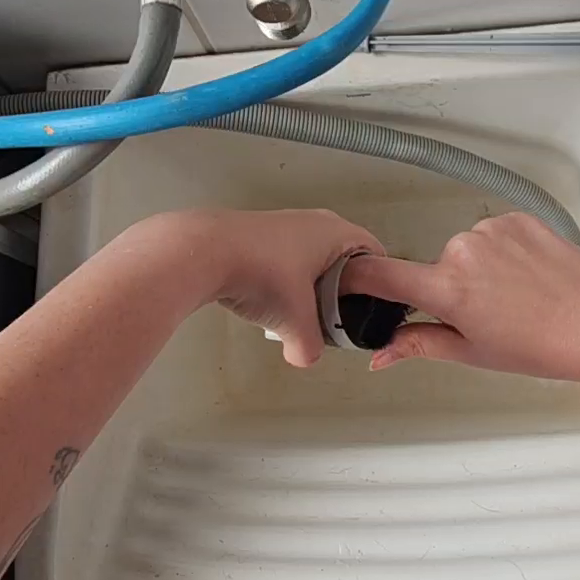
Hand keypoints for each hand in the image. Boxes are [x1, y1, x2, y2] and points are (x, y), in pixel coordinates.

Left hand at [137, 208, 381, 367]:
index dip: (378, 285)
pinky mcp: (257, 232)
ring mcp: (284, 223)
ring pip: (311, 261)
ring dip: (308, 287)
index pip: (376, 254)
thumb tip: (303, 358)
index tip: (369, 311)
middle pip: (343, 260)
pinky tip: (266, 300)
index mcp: (337, 232)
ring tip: (296, 313)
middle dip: (341, 291)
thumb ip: (309, 347)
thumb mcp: (295, 324)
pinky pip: (284, 259)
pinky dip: (281, 280)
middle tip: (333, 319)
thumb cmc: (262, 276)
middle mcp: (315, 221)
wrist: (201, 252)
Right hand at [339, 212, 579, 385]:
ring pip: (464, 251)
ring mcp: (493, 229)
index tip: (352, 287)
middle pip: (432, 266)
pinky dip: (502, 253)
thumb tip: (379, 356)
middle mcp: (464, 249)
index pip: (378, 274)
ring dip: (477, 270)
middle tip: (485, 315)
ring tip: (516, 296)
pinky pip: (493, 235)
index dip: (357, 280)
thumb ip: (420, 344)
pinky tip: (529, 276)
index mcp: (448, 288)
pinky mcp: (519, 218)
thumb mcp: (474, 352)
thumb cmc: (545, 346)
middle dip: (447, 288)